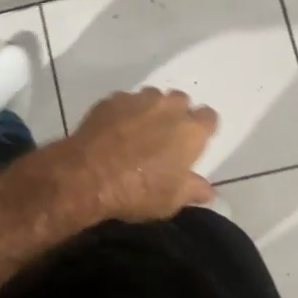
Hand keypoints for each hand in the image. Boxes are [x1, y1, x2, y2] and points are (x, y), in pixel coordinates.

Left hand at [53, 88, 218, 222]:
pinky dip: (126, 112)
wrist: (88, 175)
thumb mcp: (171, 200)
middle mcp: (168, 107)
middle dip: (177, 115)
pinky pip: (126, 101)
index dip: (203, 128)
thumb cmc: (138, 191)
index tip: (195, 142)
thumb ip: (193, 190)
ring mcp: (138, 99)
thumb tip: (208, 190)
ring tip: (139, 131)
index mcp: (190, 131)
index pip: (209, 117)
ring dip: (151, 109)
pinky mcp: (113, 99)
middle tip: (166, 137)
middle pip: (181, 101)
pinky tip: (116, 129)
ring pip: (153, 96)